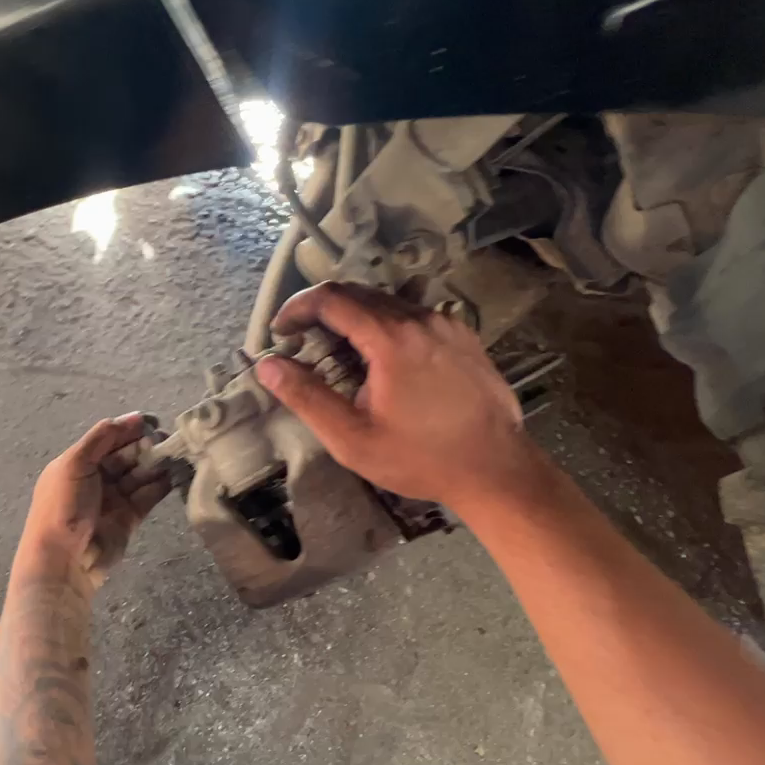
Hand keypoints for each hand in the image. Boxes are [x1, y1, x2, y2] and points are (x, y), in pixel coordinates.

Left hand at [19, 413, 171, 592]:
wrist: (63, 561)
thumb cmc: (63, 507)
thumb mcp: (74, 464)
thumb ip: (101, 438)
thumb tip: (131, 417)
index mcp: (78, 462)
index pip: (108, 438)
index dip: (128, 428)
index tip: (151, 421)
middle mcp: (96, 477)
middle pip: (126, 454)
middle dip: (145, 445)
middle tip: (166, 439)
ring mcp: (114, 498)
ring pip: (140, 474)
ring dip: (156, 463)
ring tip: (176, 453)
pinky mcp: (130, 518)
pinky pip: (148, 495)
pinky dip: (162, 484)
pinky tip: (176, 472)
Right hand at [253, 282, 541, 510]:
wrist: (496, 470)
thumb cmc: (420, 458)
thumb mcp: (352, 438)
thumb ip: (306, 397)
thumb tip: (267, 366)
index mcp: (391, 339)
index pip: (331, 299)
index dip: (297, 309)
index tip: (280, 332)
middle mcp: (420, 320)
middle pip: (358, 294)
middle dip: (321, 312)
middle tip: (302, 342)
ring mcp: (447, 325)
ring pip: (387, 303)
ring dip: (353, 318)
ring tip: (338, 353)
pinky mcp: (464, 337)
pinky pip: (414, 317)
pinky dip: (385, 326)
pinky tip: (381, 360)